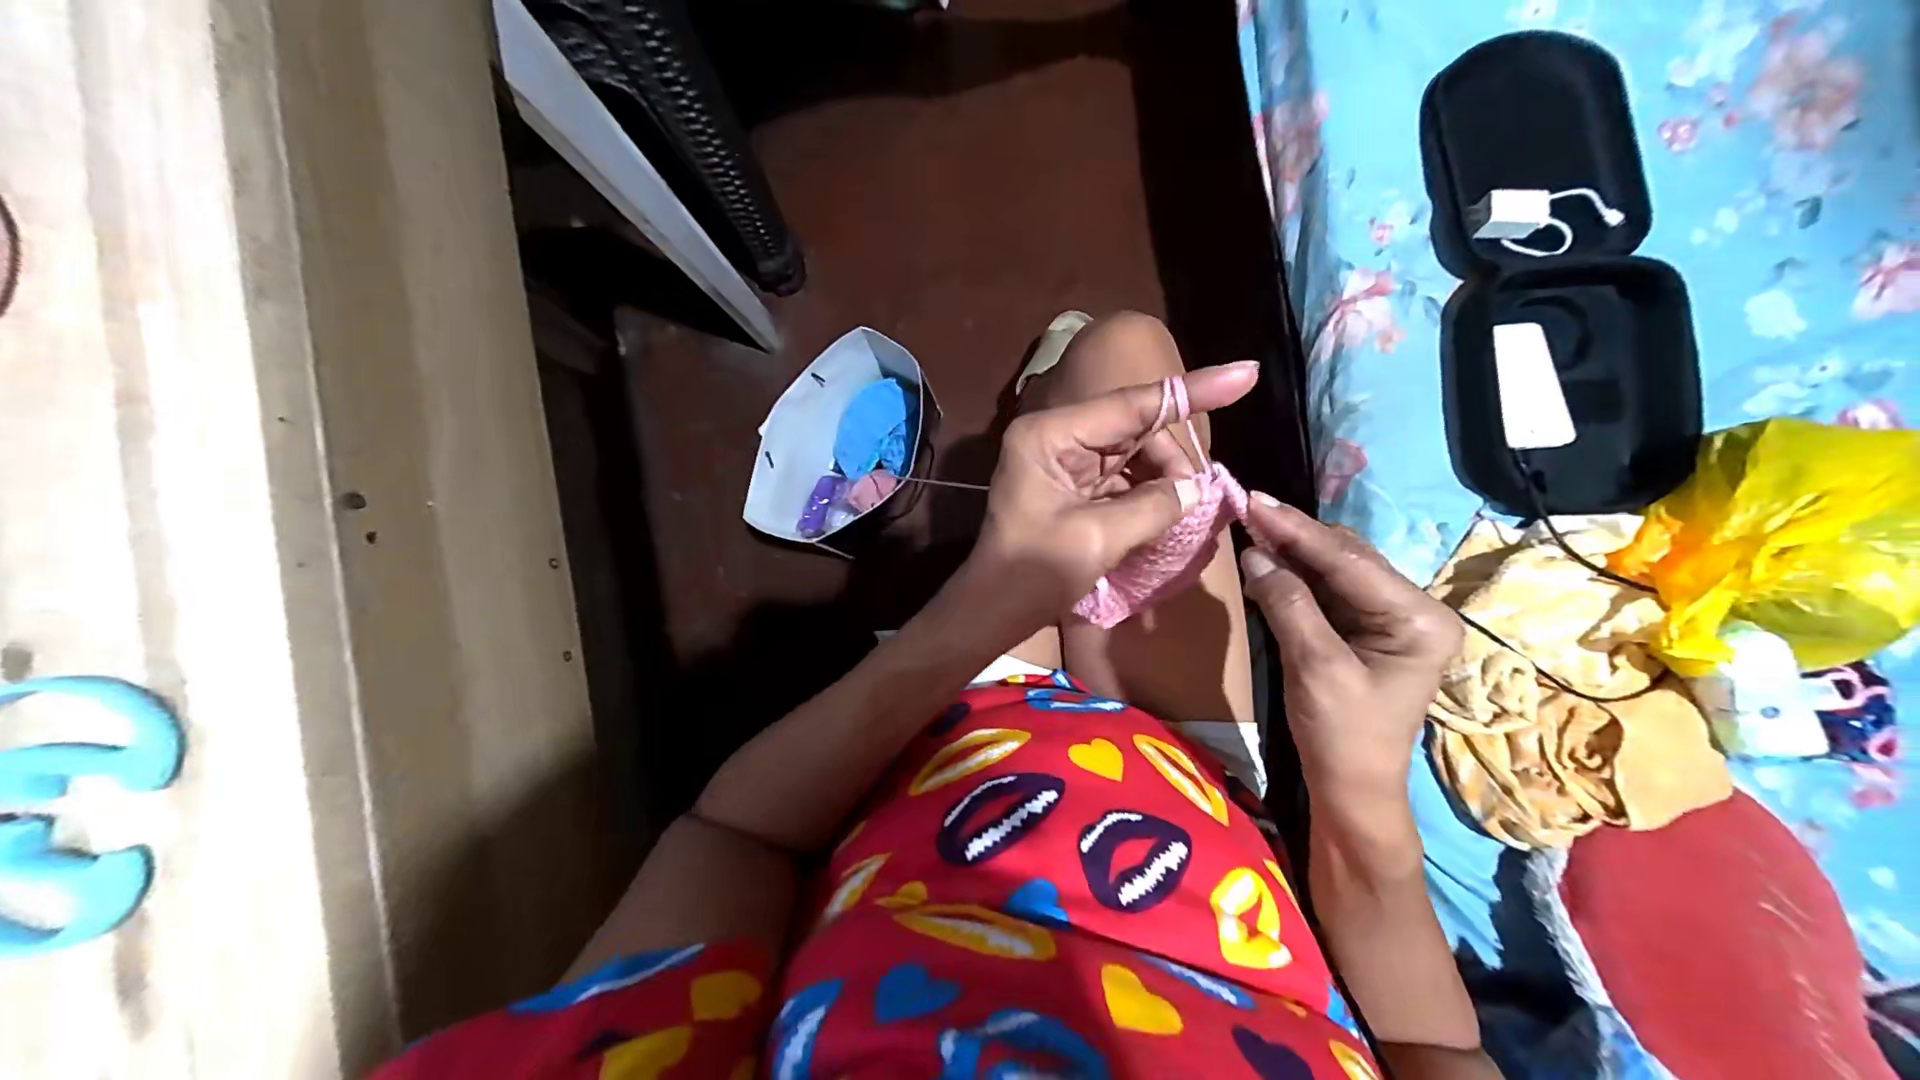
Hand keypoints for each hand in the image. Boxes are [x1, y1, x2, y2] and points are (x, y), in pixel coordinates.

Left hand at [970, 361, 1258, 622]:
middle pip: (1134, 427)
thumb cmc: (1035, 573)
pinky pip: (1120, 475)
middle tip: (1200, 492)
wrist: (996, 607)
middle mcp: (1055, 436)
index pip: (1131, 404)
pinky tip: (1168, 509)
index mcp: (1050, 435)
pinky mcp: (1070, 484)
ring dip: (1163, 476)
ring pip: (1131, 452)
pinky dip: (1147, 491)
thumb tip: (1196, 489)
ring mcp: (1061, 459)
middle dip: (1172, 456)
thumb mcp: (1099, 538)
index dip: (1192, 391)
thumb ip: (1155, 505)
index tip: (1245, 373)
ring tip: (1185, 507)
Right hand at [1239, 497, 1459, 809]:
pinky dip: (1294, 573)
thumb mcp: (1315, 666)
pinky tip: (1267, 556)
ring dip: (1292, 549)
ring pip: (1334, 568)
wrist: (1351, 785)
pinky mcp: (1363, 627)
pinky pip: (1325, 588)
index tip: (1256, 500)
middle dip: (1294, 534)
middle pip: (1346, 557)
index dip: (1297, 530)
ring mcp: (1388, 617)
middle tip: (1248, 508)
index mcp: (1418, 618)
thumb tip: (1254, 554)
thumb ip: (1287, 604)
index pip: (1349, 562)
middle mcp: (1412, 609)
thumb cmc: (1342, 733)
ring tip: (1251, 524)